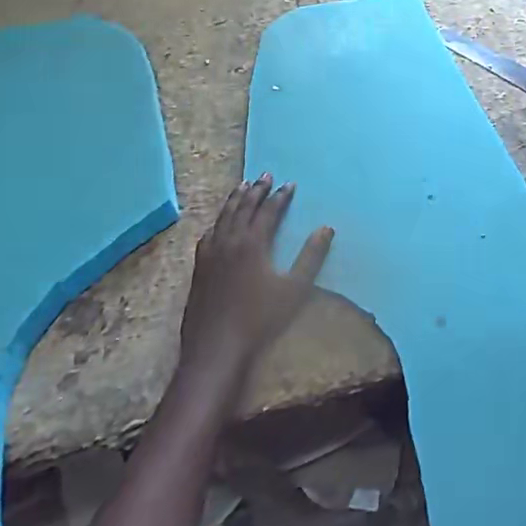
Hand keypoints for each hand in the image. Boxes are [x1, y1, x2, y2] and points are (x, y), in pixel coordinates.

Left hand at [179, 174, 332, 373]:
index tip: (290, 184)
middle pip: (243, 208)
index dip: (280, 196)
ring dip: (234, 200)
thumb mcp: (295, 288)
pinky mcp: (199, 269)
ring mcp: (211, 255)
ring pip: (223, 218)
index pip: (269, 211)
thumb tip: (326, 228)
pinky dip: (217, 222)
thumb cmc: (260, 319)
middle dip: (256, 190)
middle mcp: (230, 242)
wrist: (216, 349)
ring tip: (242, 186)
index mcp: (253, 243)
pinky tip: (217, 224)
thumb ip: (311, 256)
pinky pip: (208, 236)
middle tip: (265, 175)